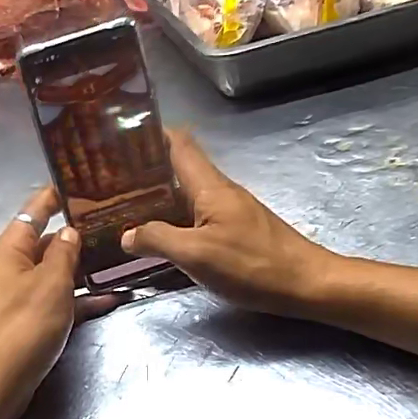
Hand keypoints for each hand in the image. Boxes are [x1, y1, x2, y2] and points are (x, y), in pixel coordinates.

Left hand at [0, 188, 116, 418]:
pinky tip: (111, 298)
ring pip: (55, 271)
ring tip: (121, 254)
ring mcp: (18, 294)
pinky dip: (79, 298)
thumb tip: (71, 230)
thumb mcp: (50, 285)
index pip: (36, 208)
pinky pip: (56, 300)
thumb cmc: (21, 328)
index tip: (88, 181)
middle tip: (118, 220)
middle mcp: (11, 266)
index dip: (59, 193)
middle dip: (79, 231)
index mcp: (10, 248)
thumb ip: (64, 254)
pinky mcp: (27, 321)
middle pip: (47, 239)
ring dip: (83, 266)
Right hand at [122, 130, 340, 317]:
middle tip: (108, 179)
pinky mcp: (236, 230)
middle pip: (178, 168)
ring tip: (123, 206)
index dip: (151, 134)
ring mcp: (229, 210)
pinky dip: (173, 218)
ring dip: (156, 197)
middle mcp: (219, 191)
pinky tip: (158, 234)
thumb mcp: (196, 254)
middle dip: (144, 170)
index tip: (121, 135)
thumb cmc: (252, 264)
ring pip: (185, 194)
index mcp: (209, 186)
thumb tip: (127, 235)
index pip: (179, 144)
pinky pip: (196, 215)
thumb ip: (158, 239)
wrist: (309, 285)